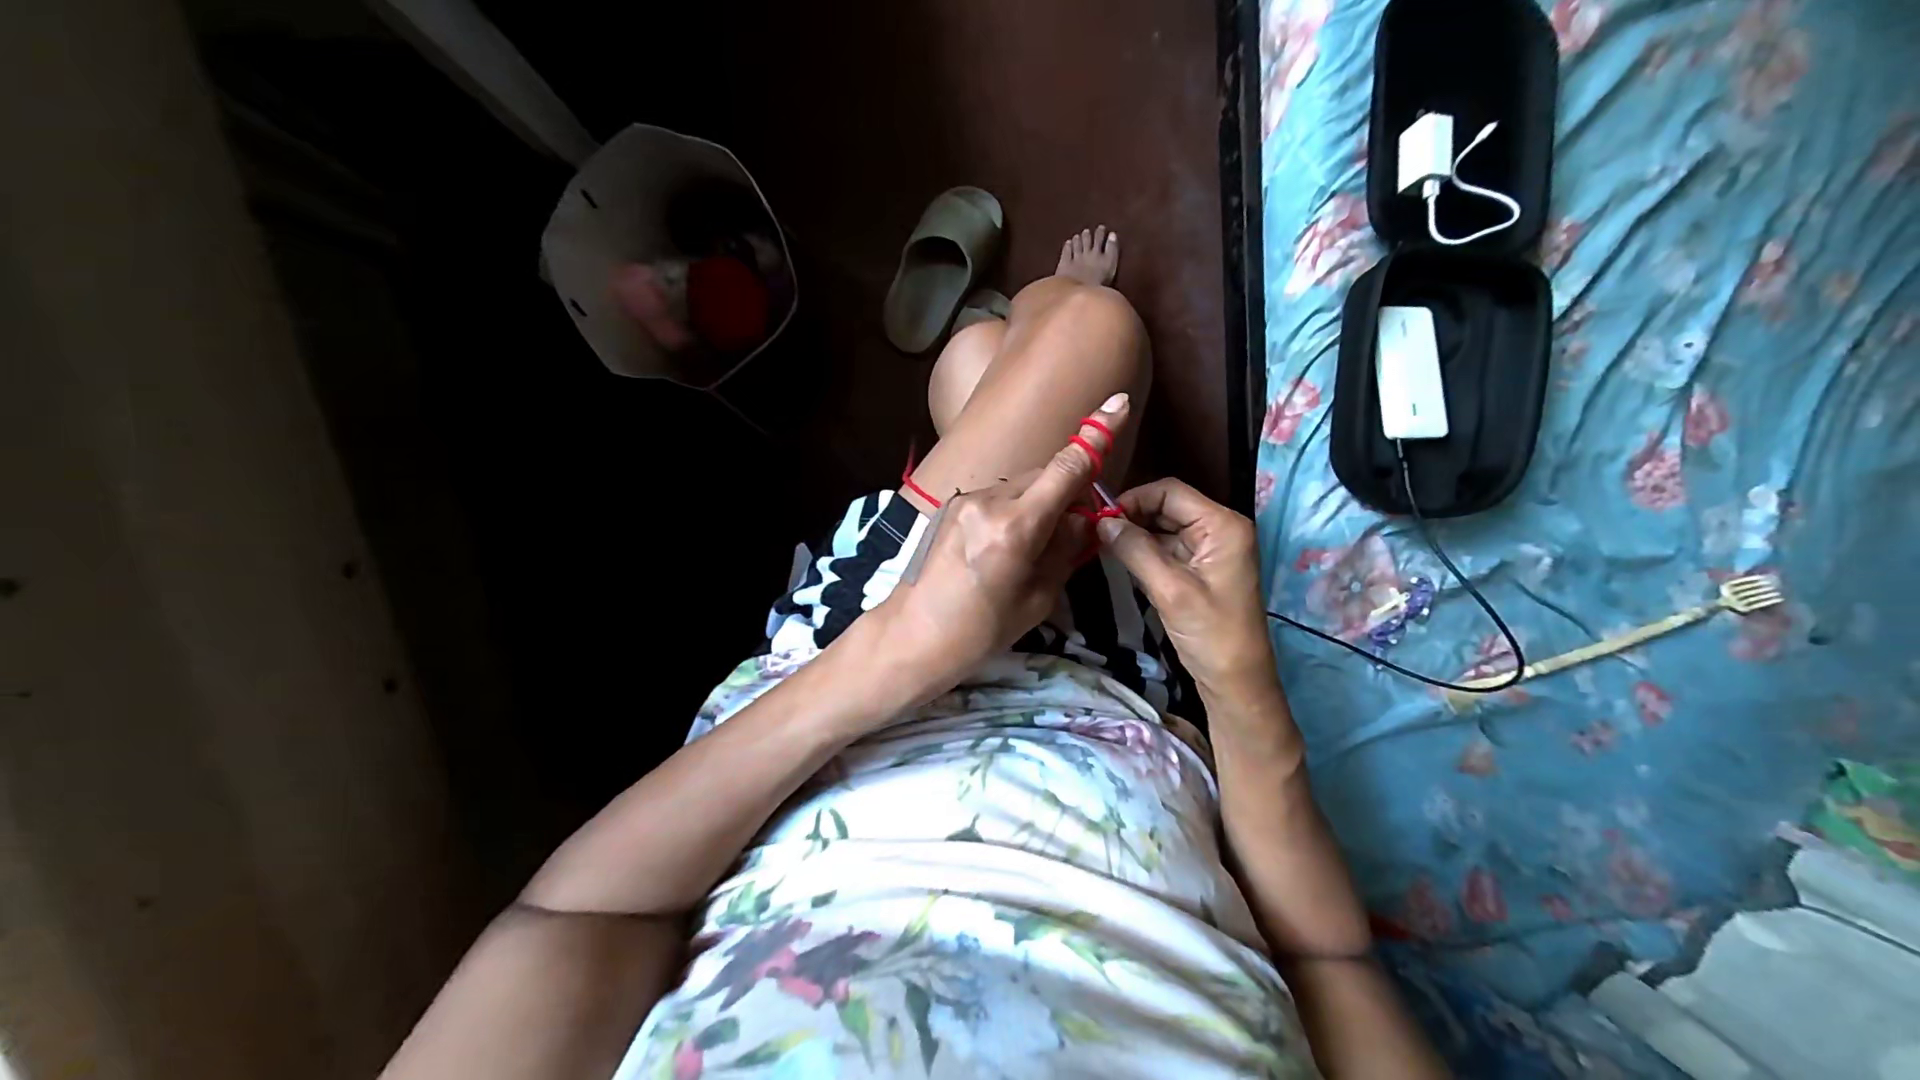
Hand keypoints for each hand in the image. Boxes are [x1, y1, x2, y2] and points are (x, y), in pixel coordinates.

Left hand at [871, 394, 1131, 700]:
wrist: (913, 636)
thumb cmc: (980, 630)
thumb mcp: (1037, 598)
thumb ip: (1064, 549)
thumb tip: (1082, 519)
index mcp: (1015, 526)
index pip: (1066, 469)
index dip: (1096, 437)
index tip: (1118, 404)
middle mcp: (988, 501)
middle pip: (1043, 476)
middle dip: (1066, 493)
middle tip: (1072, 531)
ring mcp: (964, 500)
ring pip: (1019, 487)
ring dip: (1037, 504)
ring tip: (1030, 549)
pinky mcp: (950, 507)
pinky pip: (996, 498)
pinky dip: (1013, 512)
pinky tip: (1003, 547)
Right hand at [1094, 479, 1278, 698]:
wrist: (1235, 680)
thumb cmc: (1210, 633)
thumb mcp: (1169, 589)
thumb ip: (1135, 550)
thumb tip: (1101, 521)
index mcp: (1222, 525)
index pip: (1170, 492)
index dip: (1134, 500)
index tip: (1101, 519)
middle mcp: (1219, 529)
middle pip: (1167, 506)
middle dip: (1132, 517)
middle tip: (1097, 534)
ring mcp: (1210, 549)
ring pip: (1163, 528)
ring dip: (1135, 535)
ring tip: (1103, 546)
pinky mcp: (1199, 569)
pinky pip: (1166, 548)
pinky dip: (1144, 552)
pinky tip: (1121, 561)